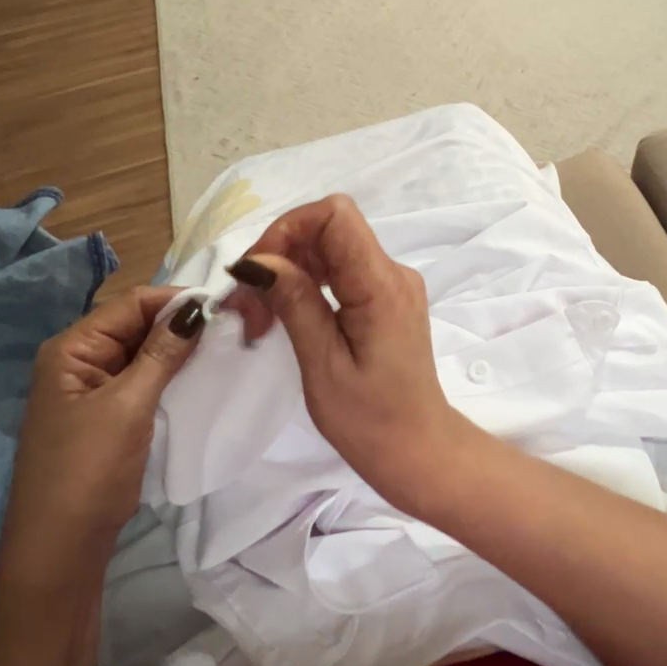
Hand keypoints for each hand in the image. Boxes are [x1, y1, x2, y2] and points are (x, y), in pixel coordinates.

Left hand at [1, 285, 206, 566]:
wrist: (60, 549)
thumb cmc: (87, 471)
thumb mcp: (129, 406)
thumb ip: (162, 353)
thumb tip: (198, 308)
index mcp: (71, 349)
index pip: (132, 303)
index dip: (177, 300)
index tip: (227, 305)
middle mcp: (78, 360)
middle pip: (137, 324)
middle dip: (181, 323)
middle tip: (234, 327)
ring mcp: (91, 388)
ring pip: (143, 351)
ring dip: (179, 349)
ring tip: (225, 347)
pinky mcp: (106, 413)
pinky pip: (143, 378)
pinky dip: (170, 374)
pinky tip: (200, 377)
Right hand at [222, 194, 477, 511]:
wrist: (418, 450)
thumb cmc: (370, 420)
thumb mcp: (323, 365)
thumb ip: (295, 302)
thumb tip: (259, 260)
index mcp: (382, 284)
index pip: (335, 215)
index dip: (289, 229)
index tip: (257, 272)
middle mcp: (393, 273)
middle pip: (329, 229)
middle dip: (280, 255)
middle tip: (248, 308)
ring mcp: (392, 284)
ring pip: (331, 249)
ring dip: (289, 272)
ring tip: (260, 320)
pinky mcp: (386, 299)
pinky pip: (341, 272)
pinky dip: (307, 285)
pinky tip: (285, 318)